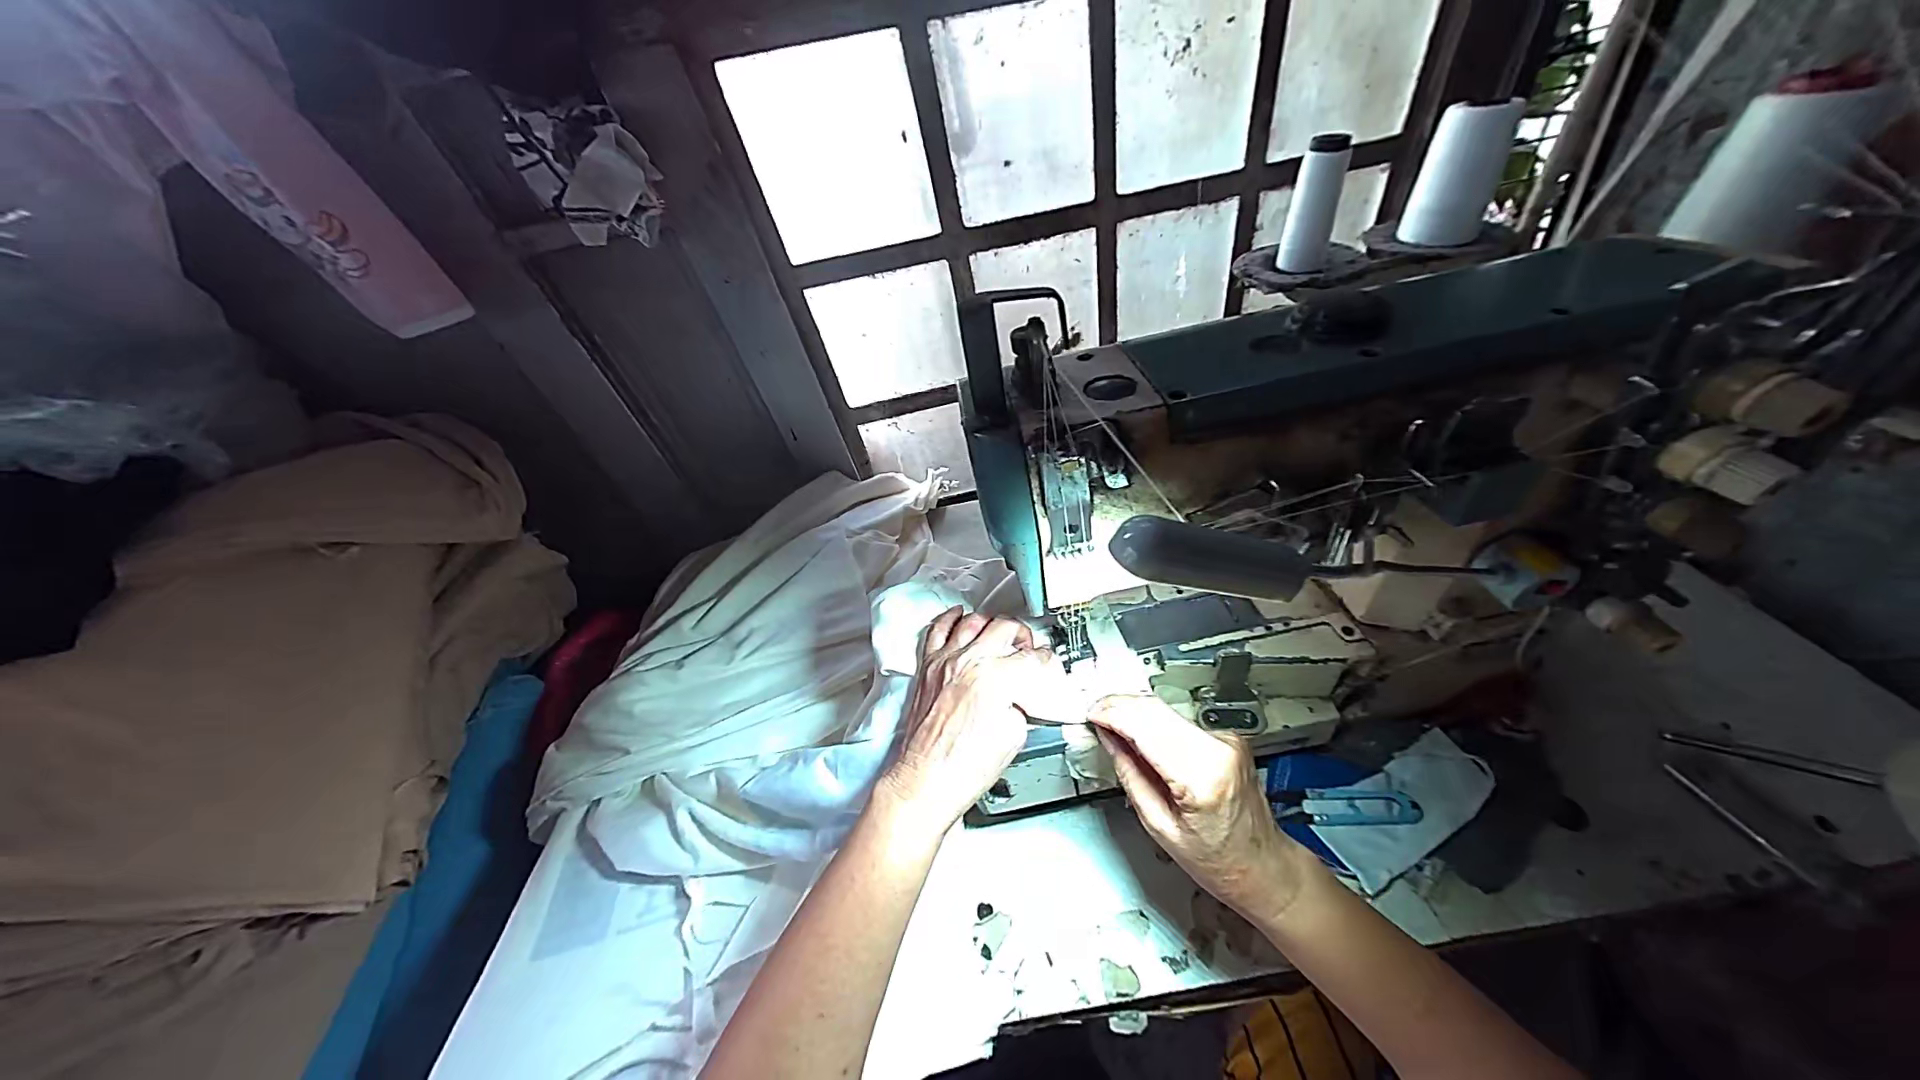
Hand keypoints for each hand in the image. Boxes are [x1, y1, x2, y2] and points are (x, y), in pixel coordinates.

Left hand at [875, 608, 1062, 833]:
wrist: (925, 781)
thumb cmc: (962, 768)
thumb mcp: (1014, 736)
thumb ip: (1022, 703)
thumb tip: (1022, 692)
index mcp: (995, 678)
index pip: (1032, 657)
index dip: (1047, 661)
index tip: (1048, 665)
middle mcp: (968, 662)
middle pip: (1005, 628)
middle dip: (1024, 637)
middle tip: (1029, 650)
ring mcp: (945, 662)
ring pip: (973, 621)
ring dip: (992, 624)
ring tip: (1001, 634)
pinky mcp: (928, 668)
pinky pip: (938, 629)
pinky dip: (952, 618)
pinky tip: (961, 617)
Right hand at [1087, 694, 1315, 924]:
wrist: (1262, 864)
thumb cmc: (1220, 858)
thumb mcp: (1159, 825)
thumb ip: (1130, 774)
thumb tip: (1109, 738)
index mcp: (1202, 777)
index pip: (1145, 725)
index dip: (1111, 713)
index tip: (1092, 714)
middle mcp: (1219, 750)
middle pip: (1154, 708)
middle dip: (1119, 706)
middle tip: (1095, 715)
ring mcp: (1226, 739)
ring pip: (1165, 708)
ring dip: (1135, 711)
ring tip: (1113, 726)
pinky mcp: (1227, 736)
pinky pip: (1179, 718)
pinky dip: (1154, 720)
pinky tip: (1142, 734)